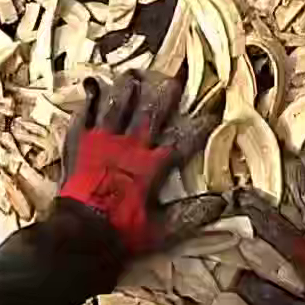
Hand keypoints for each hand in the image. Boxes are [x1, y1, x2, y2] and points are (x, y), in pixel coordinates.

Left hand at [59, 71, 220, 254]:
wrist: (79, 230)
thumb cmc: (122, 231)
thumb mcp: (163, 230)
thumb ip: (193, 214)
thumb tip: (225, 202)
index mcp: (152, 165)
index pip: (183, 139)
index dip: (200, 125)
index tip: (214, 111)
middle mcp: (130, 145)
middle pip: (150, 112)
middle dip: (164, 94)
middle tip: (175, 78)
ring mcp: (102, 140)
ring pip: (117, 105)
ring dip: (126, 88)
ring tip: (132, 74)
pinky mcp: (80, 141)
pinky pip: (86, 113)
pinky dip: (90, 98)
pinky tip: (93, 86)